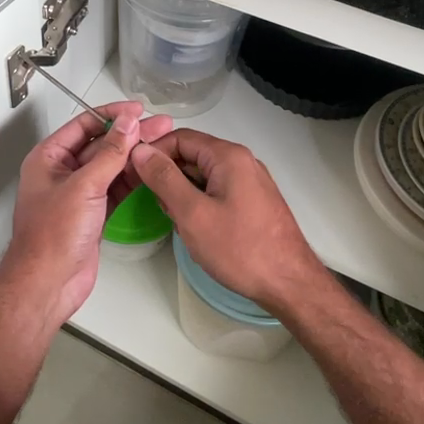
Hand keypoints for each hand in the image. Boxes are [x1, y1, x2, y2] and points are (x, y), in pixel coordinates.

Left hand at [0, 101, 174, 326]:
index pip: (84, 125)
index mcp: (49, 158)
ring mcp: (78, 194)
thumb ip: (109, 154)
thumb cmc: (52, 236)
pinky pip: (116, 188)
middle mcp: (62, 172)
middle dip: (130, 135)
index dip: (112, 115)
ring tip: (165, 143)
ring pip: (111, 167)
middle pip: (100, 144)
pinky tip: (153, 170)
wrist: (48, 283)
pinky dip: (133, 179)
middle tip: (161, 125)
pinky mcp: (93, 214)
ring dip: (135, 156)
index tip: (139, 110)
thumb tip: (128, 124)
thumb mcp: (83, 186)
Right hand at [131, 129, 328, 315]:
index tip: (133, 175)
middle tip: (159, 206)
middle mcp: (242, 162)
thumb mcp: (192, 213)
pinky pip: (216, 192)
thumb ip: (164, 178)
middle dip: (168, 177)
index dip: (153, 153)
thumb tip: (140, 150)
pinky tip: (197, 231)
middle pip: (192, 156)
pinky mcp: (253, 203)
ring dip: (183, 195)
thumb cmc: (240, 249)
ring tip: (179, 223)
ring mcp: (250, 183)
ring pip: (202, 177)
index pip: (180, 138)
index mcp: (228, 156)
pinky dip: (200, 205)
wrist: (290, 285)